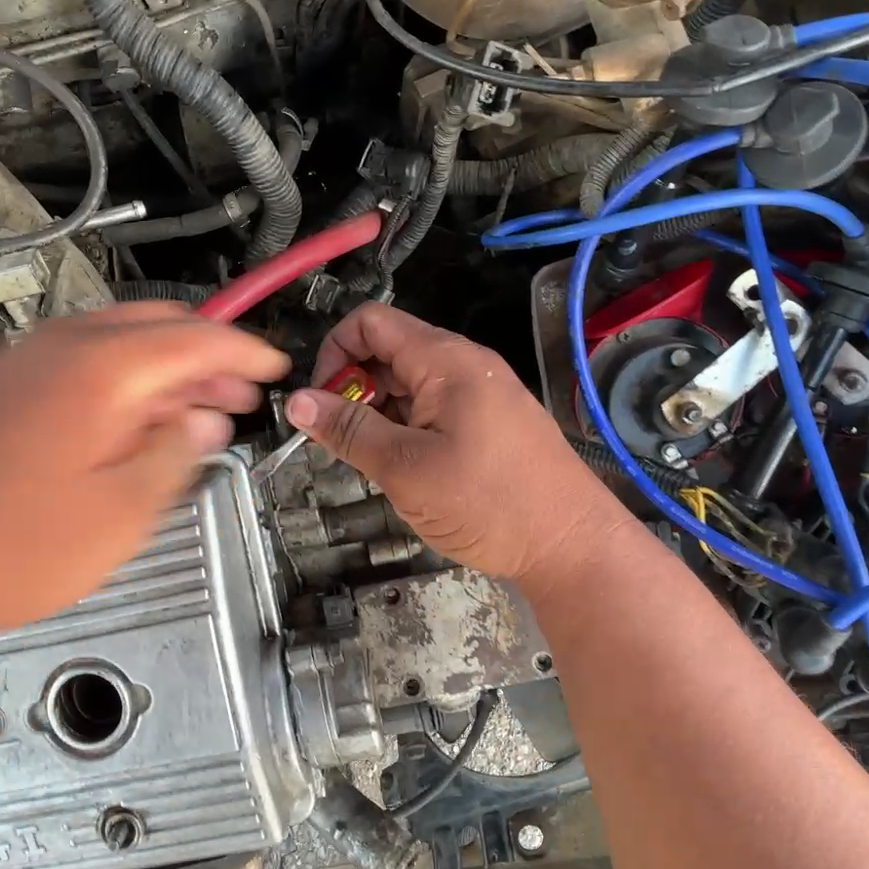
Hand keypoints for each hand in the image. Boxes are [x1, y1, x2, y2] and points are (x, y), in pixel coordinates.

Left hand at [0, 303, 290, 639]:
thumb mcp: (119, 514)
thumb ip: (174, 456)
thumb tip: (201, 425)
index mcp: (102, 369)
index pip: (199, 338)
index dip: (246, 352)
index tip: (270, 365)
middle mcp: (60, 351)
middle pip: (157, 330)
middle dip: (208, 359)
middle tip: (239, 393)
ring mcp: (21, 367)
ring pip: (117, 347)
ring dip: (165, 373)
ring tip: (195, 414)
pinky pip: (80, 369)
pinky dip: (122, 386)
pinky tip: (130, 429)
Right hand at [284, 303, 635, 585]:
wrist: (571, 545)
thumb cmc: (488, 503)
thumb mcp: (405, 468)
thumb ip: (349, 430)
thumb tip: (297, 401)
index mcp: (444, 360)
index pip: (370, 323)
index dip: (334, 353)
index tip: (321, 403)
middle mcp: (463, 364)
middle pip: (389, 350)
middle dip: (354, 387)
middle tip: (341, 441)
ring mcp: (480, 393)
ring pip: (409, 382)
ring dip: (379, 412)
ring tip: (371, 461)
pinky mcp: (490, 422)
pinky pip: (434, 407)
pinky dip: (407, 427)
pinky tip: (403, 467)